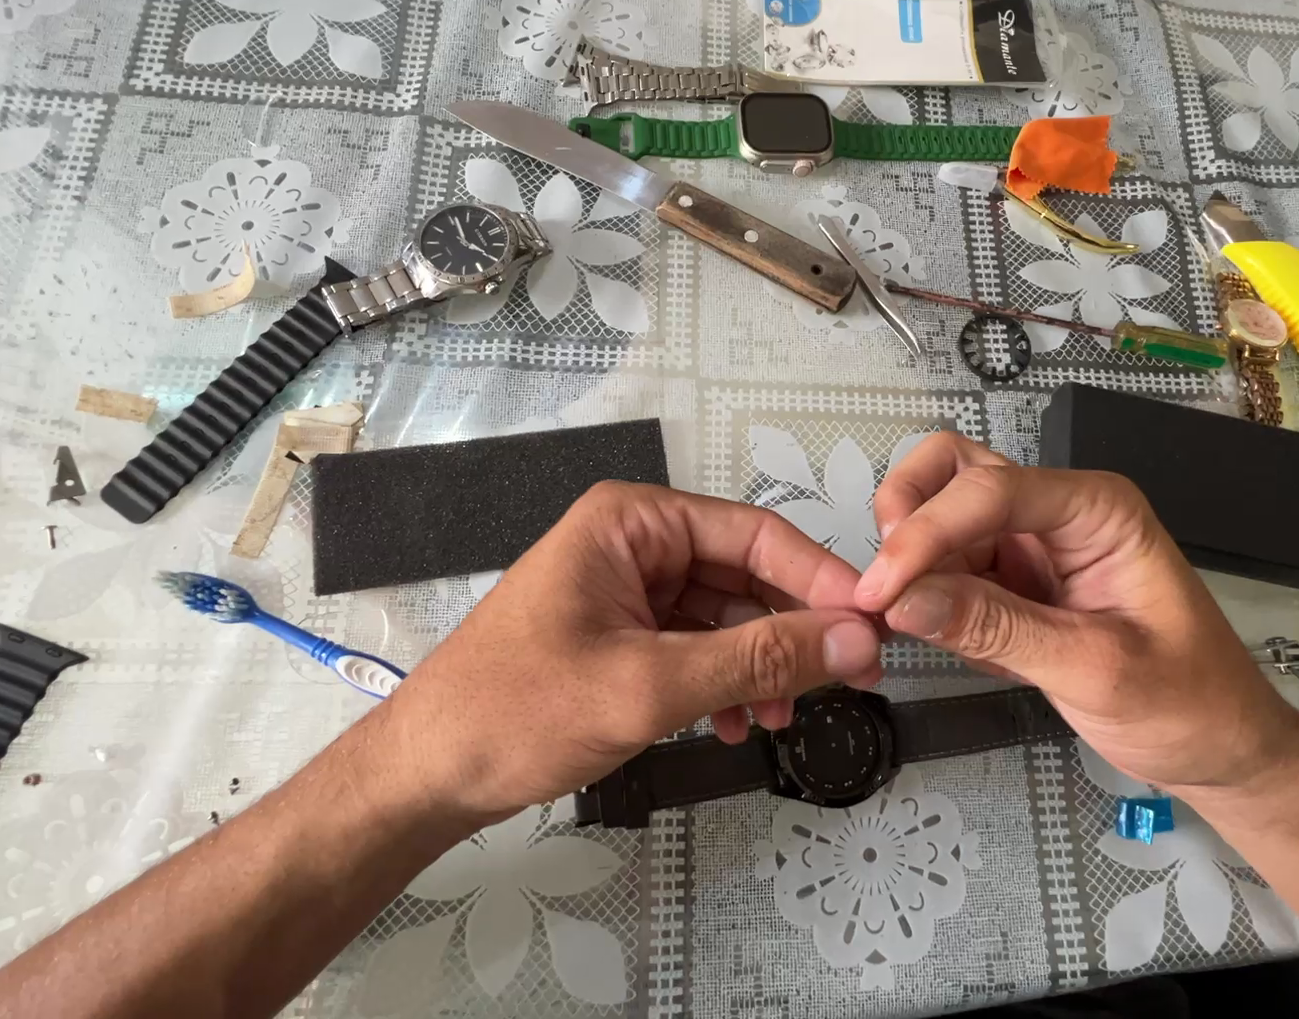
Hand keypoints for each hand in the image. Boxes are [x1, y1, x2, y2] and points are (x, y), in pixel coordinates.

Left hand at [377, 482, 883, 822]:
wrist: (425, 777)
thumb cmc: (519, 712)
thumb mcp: (650, 684)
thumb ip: (758, 659)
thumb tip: (854, 640)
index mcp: (635, 521)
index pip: (754, 535)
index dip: (820, 579)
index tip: (873, 626)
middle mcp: (635, 543)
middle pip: (744, 575)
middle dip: (792, 631)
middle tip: (847, 679)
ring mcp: (628, 589)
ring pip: (725, 616)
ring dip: (760, 665)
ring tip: (782, 717)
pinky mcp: (622, 632)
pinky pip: (696, 645)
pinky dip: (724, 682)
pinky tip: (735, 723)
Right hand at [853, 433, 1298, 794]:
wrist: (1220, 746)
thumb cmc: (1187, 705)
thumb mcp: (1094, 670)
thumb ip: (996, 629)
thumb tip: (900, 602)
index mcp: (1095, 509)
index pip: (991, 492)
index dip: (926, 534)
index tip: (879, 593)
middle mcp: (1055, 510)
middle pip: (955, 467)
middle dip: (908, 510)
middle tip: (887, 579)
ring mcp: (1029, 542)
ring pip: (940, 511)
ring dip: (909, 555)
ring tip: (907, 617)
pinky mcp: (1010, 579)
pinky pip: (947, 563)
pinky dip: (925, 590)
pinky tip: (945, 635)